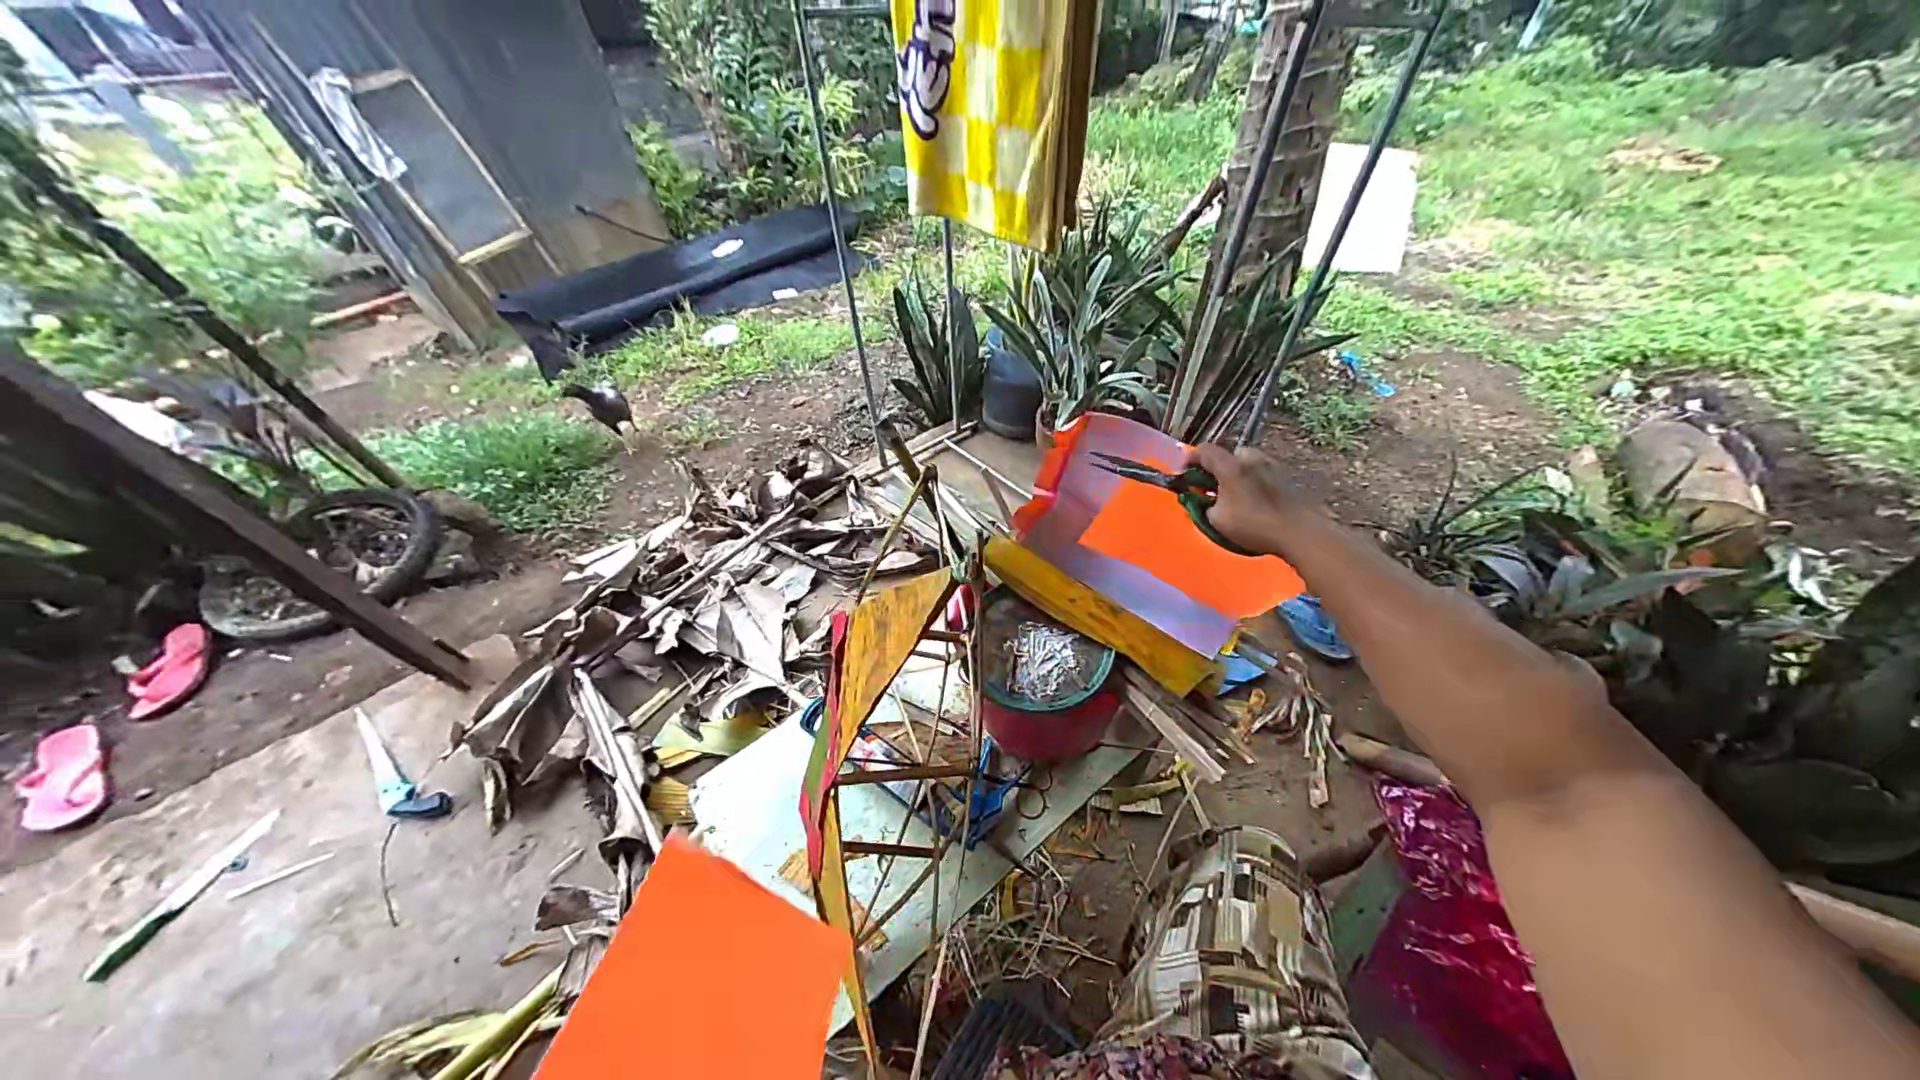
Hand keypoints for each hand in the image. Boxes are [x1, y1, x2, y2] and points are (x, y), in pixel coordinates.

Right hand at [1186, 443, 1316, 556]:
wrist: (1299, 532)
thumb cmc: (1253, 525)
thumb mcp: (1216, 520)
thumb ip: (1202, 506)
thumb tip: (1202, 500)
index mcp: (1230, 466)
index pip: (1204, 451)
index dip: (1190, 459)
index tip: (1183, 474)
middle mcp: (1250, 458)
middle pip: (1226, 456)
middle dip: (1214, 470)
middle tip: (1209, 488)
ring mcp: (1270, 464)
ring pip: (1244, 464)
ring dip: (1234, 475)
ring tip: (1231, 496)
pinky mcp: (1284, 476)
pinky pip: (1259, 473)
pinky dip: (1250, 481)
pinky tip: (1252, 501)